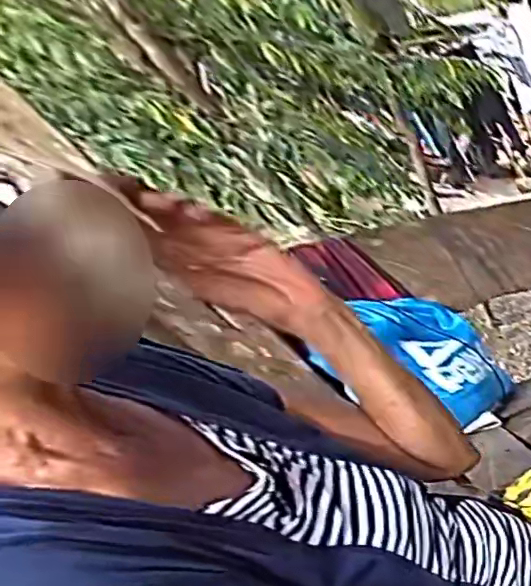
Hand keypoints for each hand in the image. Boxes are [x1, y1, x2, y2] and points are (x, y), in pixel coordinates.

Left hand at [105, 176, 330, 332]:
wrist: (300, 305)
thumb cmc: (254, 301)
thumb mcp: (197, 283)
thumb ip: (161, 260)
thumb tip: (115, 234)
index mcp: (171, 256)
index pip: (129, 225)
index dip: (105, 207)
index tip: (78, 189)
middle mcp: (186, 240)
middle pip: (147, 209)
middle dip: (128, 195)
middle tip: (112, 183)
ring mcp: (212, 233)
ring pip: (175, 207)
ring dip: (161, 200)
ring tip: (154, 199)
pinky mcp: (238, 228)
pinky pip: (211, 212)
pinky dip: (197, 209)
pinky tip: (192, 211)